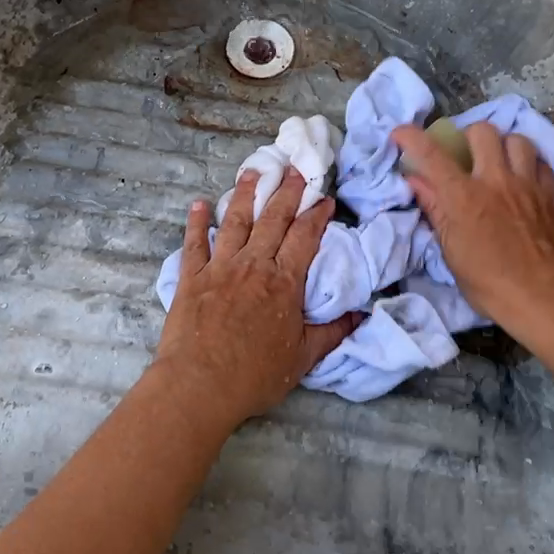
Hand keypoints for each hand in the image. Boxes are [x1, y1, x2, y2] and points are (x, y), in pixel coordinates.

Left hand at [151, 169, 359, 427]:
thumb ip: (332, 332)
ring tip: (253, 171)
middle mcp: (253, 265)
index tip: (325, 199)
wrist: (200, 384)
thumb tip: (361, 314)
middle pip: (273, 219)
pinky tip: (199, 204)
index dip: (317, 216)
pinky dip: (196, 222)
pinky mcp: (192, 276)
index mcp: (283, 282)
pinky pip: (194, 242)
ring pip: (235, 221)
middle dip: (287, 192)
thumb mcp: (303, 358)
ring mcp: (220, 267)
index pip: (305, 237)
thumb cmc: (255, 375)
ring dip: (245, 193)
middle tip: (294, 169)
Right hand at [391, 122, 553, 327]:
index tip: (399, 132)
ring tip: (498, 162)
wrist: (547, 302)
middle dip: (467, 136)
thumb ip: (435, 210)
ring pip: (517, 139)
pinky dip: (529, 163)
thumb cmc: (491, 285)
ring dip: (503, 145)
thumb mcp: (452, 252)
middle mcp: (496, 181)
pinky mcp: (553, 195)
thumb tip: (415, 181)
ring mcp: (528, 185)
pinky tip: (524, 178)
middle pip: (481, 131)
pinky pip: (541, 162)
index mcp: (463, 197)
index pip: (431, 154)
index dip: (411, 137)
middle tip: (465, 153)